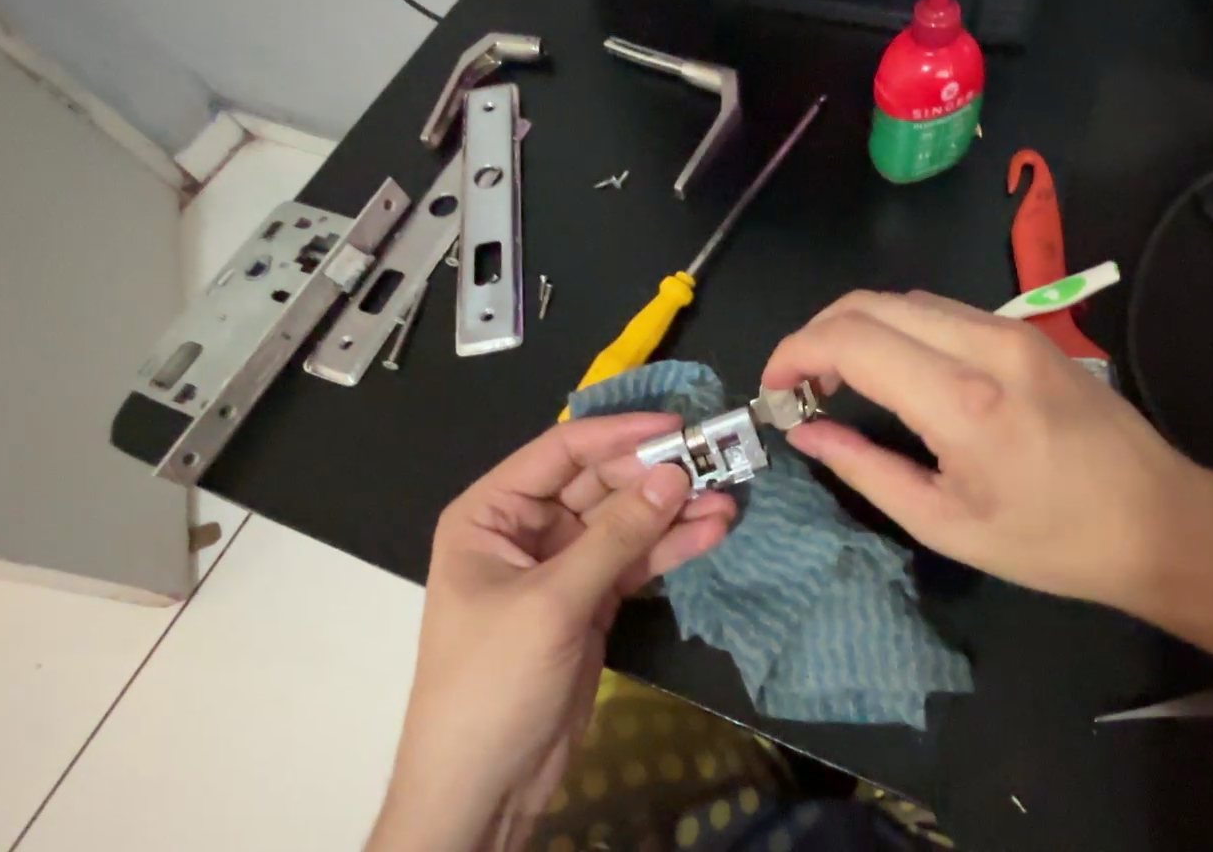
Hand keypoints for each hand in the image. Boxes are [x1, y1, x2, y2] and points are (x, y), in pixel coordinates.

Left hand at [367, 414, 736, 851]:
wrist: (484, 785)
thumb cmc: (493, 680)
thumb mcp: (553, 601)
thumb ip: (617, 536)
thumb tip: (675, 475)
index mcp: (492, 512)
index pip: (561, 453)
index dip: (619, 434)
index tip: (676, 425)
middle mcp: (526, 528)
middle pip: (600, 483)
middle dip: (656, 476)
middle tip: (714, 464)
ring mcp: (562, 564)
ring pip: (625, 521)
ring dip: (674, 511)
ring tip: (728, 499)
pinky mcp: (591, 598)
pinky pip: (635, 559)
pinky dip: (671, 547)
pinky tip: (712, 532)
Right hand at [762, 290, 1212, 609]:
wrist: (1159, 520)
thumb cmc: (1050, 540)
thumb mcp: (944, 522)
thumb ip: (864, 468)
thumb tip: (807, 432)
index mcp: (961, 401)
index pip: (850, 340)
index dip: (795, 353)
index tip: (773, 388)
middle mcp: (984, 345)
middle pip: (869, 303)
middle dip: (816, 334)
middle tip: (797, 384)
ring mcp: (1010, 329)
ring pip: (904, 299)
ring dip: (855, 326)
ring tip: (837, 378)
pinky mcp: (1025, 331)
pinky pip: (940, 310)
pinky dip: (895, 327)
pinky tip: (891, 367)